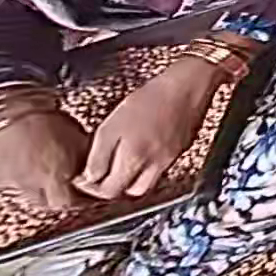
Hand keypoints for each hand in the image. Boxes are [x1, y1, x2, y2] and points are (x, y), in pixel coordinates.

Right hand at [0, 110, 89, 210]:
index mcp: (54, 176)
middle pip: (53, 205)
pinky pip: (20, 189)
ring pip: (36, 199)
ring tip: (65, 183)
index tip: (97, 195)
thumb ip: (89, 161)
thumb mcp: (81, 141)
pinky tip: (45, 175)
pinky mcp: (1, 178)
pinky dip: (35, 186)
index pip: (71, 203)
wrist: (14, 114)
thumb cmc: (52, 122)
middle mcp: (32, 185)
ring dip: (52, 194)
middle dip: (70, 200)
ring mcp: (13, 183)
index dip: (86, 201)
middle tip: (84, 192)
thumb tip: (98, 171)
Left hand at [75, 57, 222, 199]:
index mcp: (135, 159)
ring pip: (150, 180)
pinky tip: (145, 145)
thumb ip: (97, 157)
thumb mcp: (110, 126)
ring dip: (135, 177)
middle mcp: (156, 163)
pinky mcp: (183, 146)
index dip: (92, 187)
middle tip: (104, 172)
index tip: (86, 176)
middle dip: (116, 186)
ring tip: (124, 159)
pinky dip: (151, 163)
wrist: (188, 83)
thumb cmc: (150, 99)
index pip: (109, 191)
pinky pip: (164, 165)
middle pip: (132, 192)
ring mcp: (173, 156)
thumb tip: (90, 178)